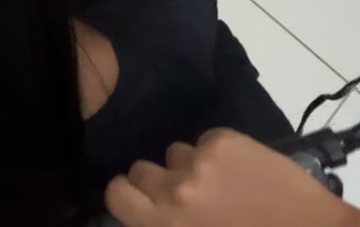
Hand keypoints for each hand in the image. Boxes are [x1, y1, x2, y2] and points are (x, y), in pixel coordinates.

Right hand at [105, 130, 359, 226]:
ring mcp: (201, 161)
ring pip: (174, 153)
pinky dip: (218, 154)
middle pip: (140, 170)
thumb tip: (152, 214)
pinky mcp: (226, 140)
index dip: (127, 197)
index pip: (118, 193)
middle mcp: (176, 190)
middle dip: (157, 184)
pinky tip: (242, 174)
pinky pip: (205, 140)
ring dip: (188, 168)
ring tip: (219, 187)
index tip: (144, 205)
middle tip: (185, 199)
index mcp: (166, 225)